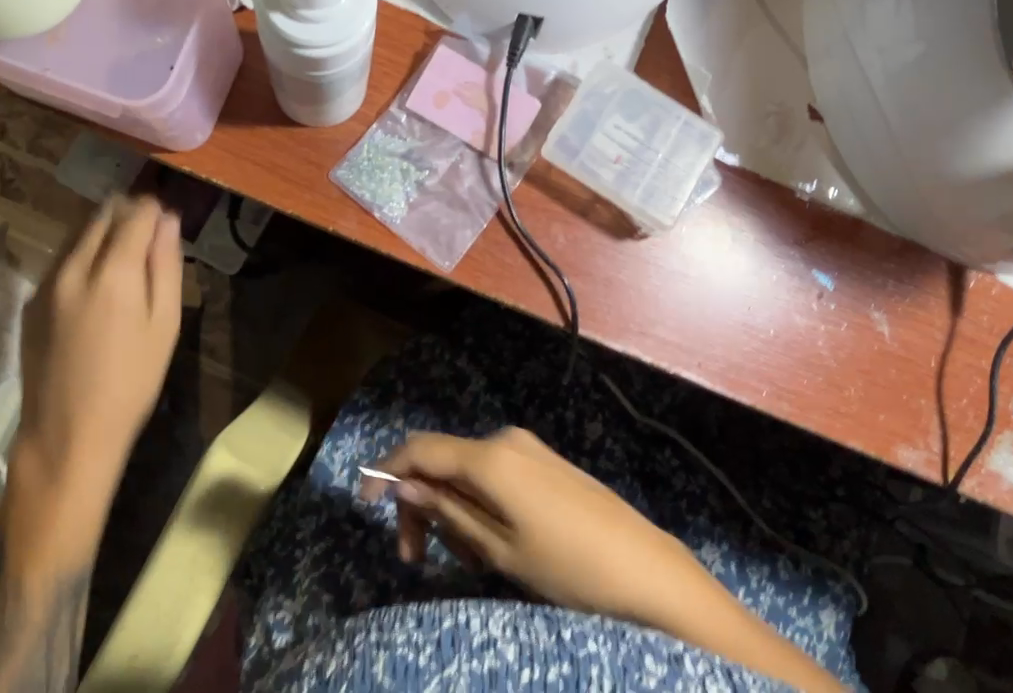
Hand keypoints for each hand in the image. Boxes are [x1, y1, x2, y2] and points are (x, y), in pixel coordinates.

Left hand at [15, 196, 182, 495]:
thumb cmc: (132, 383)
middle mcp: (74, 267)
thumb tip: (168, 221)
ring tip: (125, 248)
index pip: (134, 214)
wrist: (67, 433)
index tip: (167, 215)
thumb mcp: (165, 325)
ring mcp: (46, 283)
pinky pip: (61, 259)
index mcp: (113, 273)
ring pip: (77, 233)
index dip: (154, 209)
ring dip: (102, 229)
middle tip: (149, 227)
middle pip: (101, 216)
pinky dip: (82, 252)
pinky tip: (97, 279)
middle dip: (127, 212)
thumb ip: (166, 266)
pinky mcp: (31, 301)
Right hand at [360, 428, 710, 626]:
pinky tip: (492, 545)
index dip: (385, 471)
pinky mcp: (547, 465)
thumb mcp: (499, 549)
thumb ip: (447, 512)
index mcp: (490, 457)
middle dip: (423, 505)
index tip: (365, 503)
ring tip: (467, 563)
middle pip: (443, 462)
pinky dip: (479, 506)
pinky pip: (496, 477)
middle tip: (417, 559)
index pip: (420, 449)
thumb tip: (403, 486)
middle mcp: (506, 441)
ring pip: (468, 473)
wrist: (648, 572)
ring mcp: (530, 450)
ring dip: (453, 512)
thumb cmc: (568, 567)